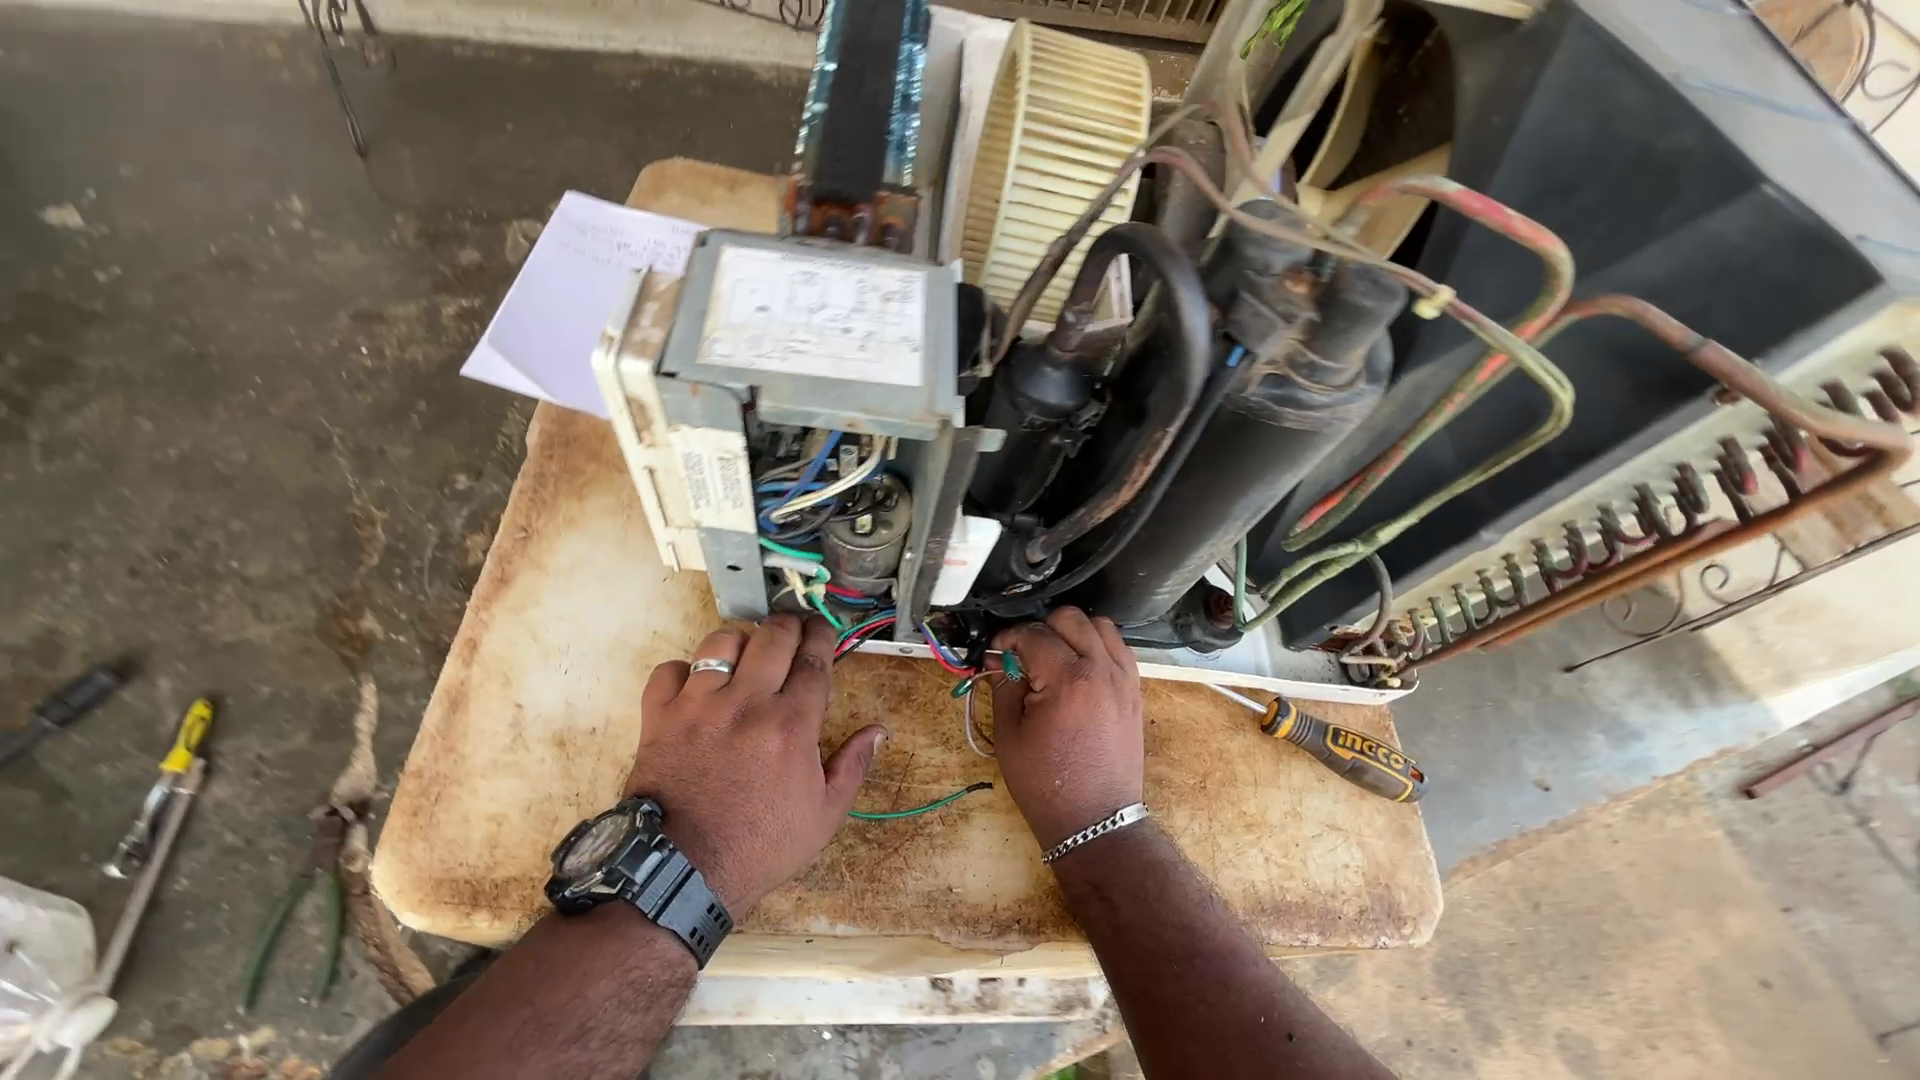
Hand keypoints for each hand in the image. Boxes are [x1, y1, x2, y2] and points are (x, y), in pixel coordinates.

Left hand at [623, 614, 885, 913]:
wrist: (683, 872)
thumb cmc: (761, 845)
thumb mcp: (824, 815)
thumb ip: (853, 765)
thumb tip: (879, 730)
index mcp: (791, 724)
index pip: (813, 659)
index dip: (823, 636)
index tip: (824, 630)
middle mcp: (746, 703)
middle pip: (772, 637)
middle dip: (788, 626)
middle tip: (792, 633)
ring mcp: (698, 706)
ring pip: (721, 641)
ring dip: (740, 642)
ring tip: (746, 657)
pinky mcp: (659, 717)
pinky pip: (669, 669)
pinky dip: (684, 670)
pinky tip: (697, 686)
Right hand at [989, 607, 1144, 849]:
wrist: (1096, 819)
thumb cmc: (1045, 783)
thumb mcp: (1009, 734)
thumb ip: (1004, 685)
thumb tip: (1000, 657)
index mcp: (1068, 679)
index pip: (1033, 634)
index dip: (1008, 639)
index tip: (997, 653)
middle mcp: (1102, 669)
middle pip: (1069, 617)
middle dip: (1041, 628)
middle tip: (1024, 654)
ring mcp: (1124, 678)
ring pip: (1099, 624)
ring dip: (1072, 632)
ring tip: (1053, 658)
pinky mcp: (1135, 690)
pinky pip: (1118, 647)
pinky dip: (1096, 646)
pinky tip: (1078, 668)